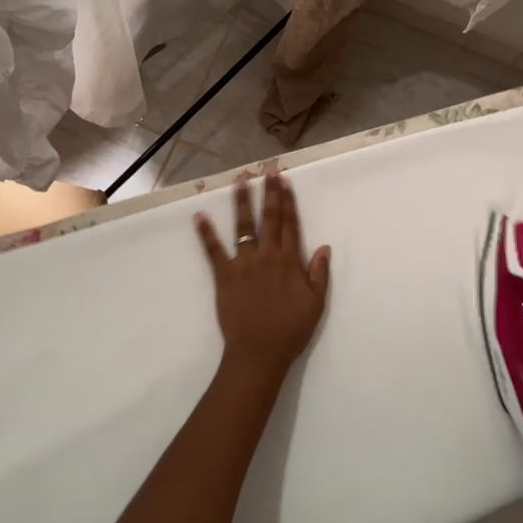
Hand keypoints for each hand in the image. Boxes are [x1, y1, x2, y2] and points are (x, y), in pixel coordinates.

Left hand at [195, 169, 331, 378]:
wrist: (259, 353)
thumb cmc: (290, 329)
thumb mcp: (316, 303)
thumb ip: (319, 273)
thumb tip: (324, 246)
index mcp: (290, 260)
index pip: (290, 223)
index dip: (288, 200)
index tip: (285, 180)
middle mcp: (267, 254)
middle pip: (268, 217)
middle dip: (268, 191)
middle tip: (267, 169)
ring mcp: (244, 263)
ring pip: (243, 225)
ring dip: (241, 202)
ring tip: (239, 180)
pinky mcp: (224, 275)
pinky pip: (213, 250)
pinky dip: (205, 233)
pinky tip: (199, 216)